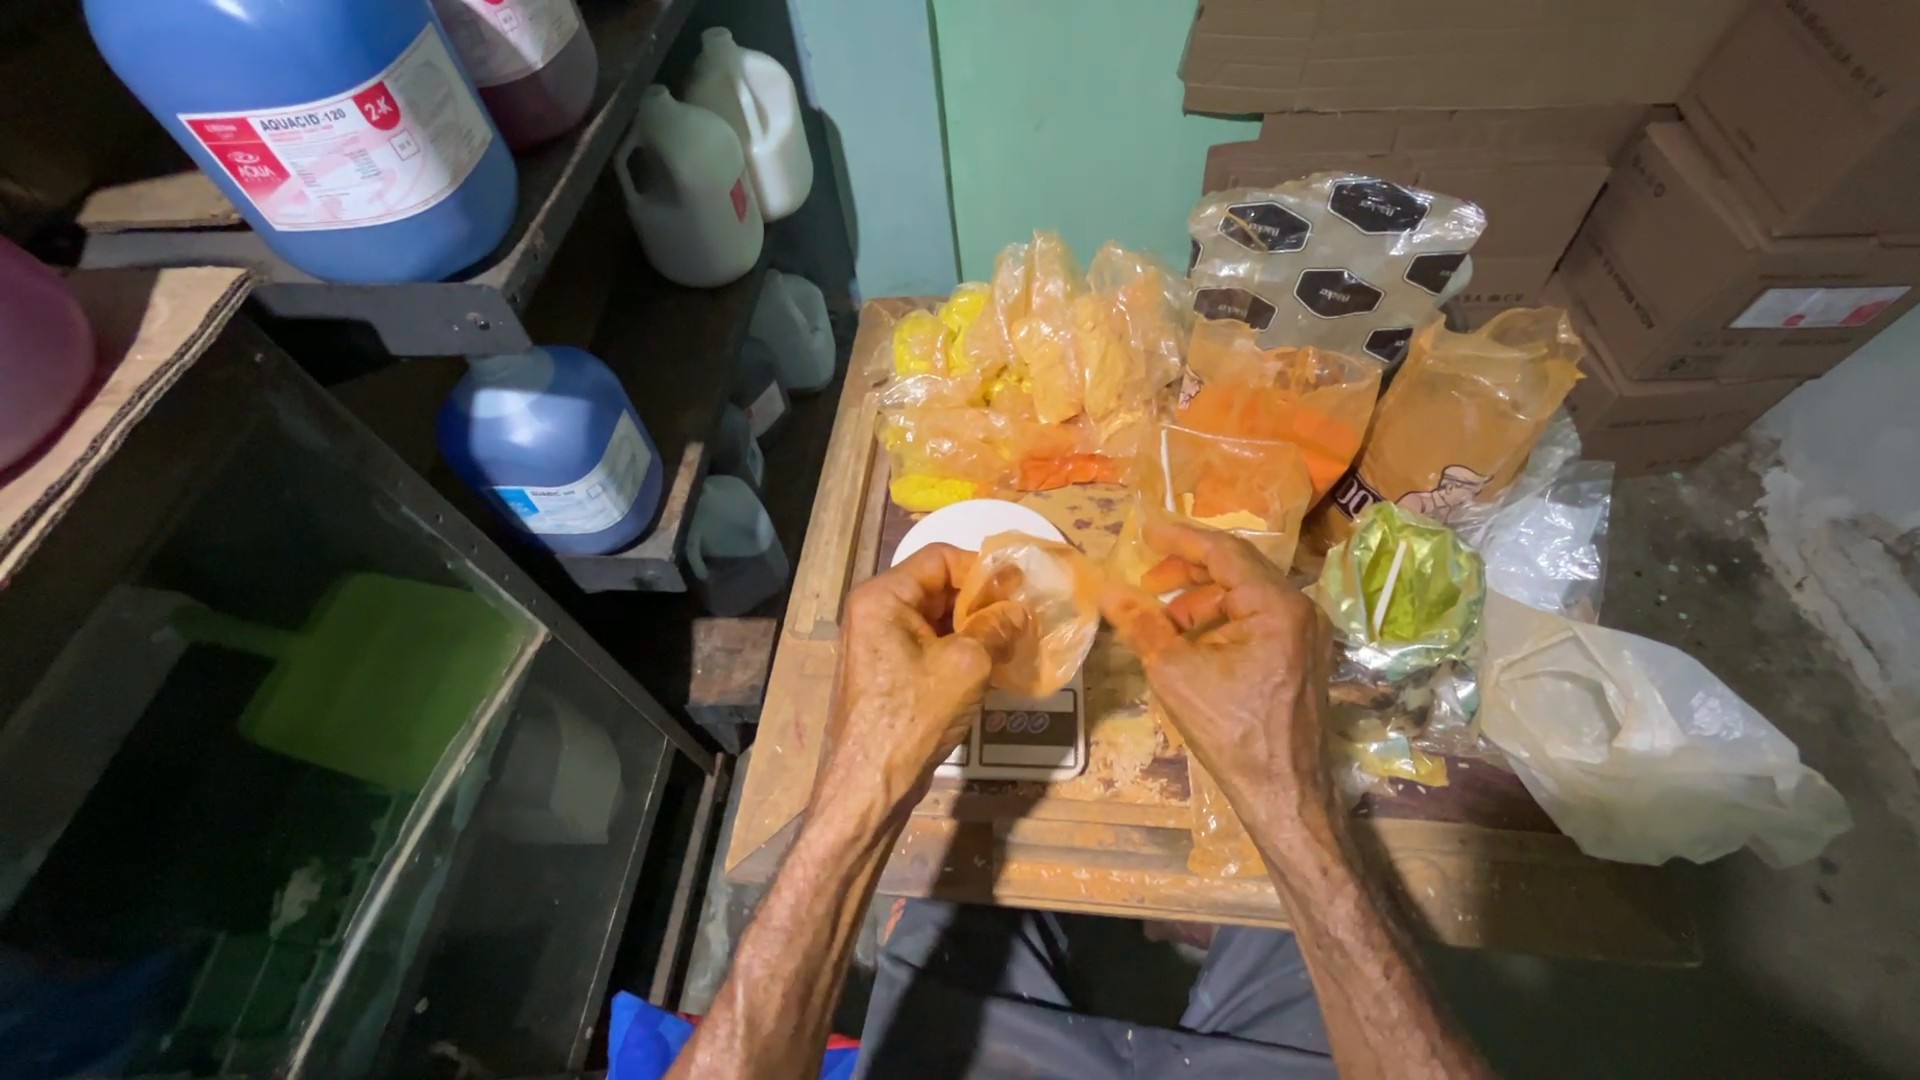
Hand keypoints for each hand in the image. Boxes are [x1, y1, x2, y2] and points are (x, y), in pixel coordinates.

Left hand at [815, 543, 1026, 822]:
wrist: (869, 786)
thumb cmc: (913, 717)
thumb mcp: (967, 664)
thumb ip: (997, 627)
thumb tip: (1021, 611)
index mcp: (883, 596)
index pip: (941, 557)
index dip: (983, 569)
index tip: (1020, 589)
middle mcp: (875, 611)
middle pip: (938, 585)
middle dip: (982, 599)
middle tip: (1024, 615)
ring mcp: (879, 643)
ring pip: (937, 617)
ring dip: (975, 626)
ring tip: (1015, 640)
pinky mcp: (888, 671)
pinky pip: (930, 644)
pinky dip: (961, 648)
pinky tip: (993, 664)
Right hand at [1101, 521, 1331, 838]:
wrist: (1283, 790)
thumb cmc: (1229, 729)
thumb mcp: (1174, 671)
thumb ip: (1140, 624)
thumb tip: (1107, 591)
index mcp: (1275, 604)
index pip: (1223, 551)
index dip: (1179, 538)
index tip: (1145, 530)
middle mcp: (1299, 608)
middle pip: (1238, 566)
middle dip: (1187, 569)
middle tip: (1148, 576)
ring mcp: (1306, 632)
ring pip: (1246, 593)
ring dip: (1201, 597)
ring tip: (1164, 620)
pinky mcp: (1302, 654)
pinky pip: (1257, 616)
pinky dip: (1221, 618)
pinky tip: (1192, 640)